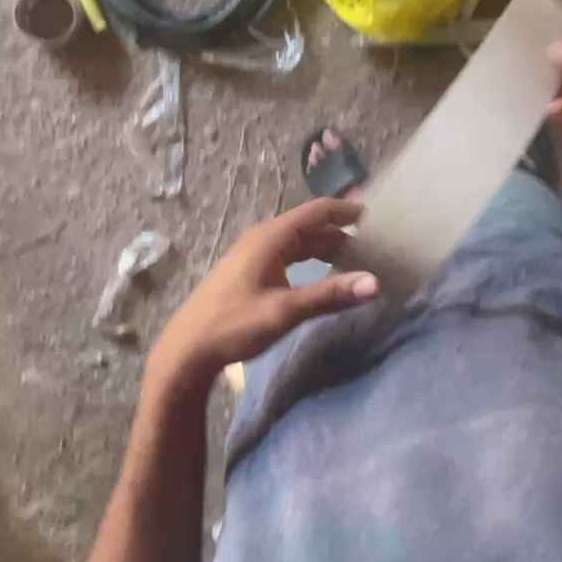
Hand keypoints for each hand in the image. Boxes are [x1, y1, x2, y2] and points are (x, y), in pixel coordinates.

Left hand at [148, 197, 378, 392]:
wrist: (187, 351)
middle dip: (341, 233)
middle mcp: (264, 239)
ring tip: (357, 260)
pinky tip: (324, 277)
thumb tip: (374, 283)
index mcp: (271, 237)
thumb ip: (330, 295)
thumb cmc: (234, 325)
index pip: (316, 211)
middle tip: (374, 244)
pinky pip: (290, 257)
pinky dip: (312, 262)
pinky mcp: (251, 273)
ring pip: (300, 244)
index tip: (374, 215)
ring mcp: (255, 256)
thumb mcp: (285, 310)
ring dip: (327, 249)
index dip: (345, 211)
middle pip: (310, 227)